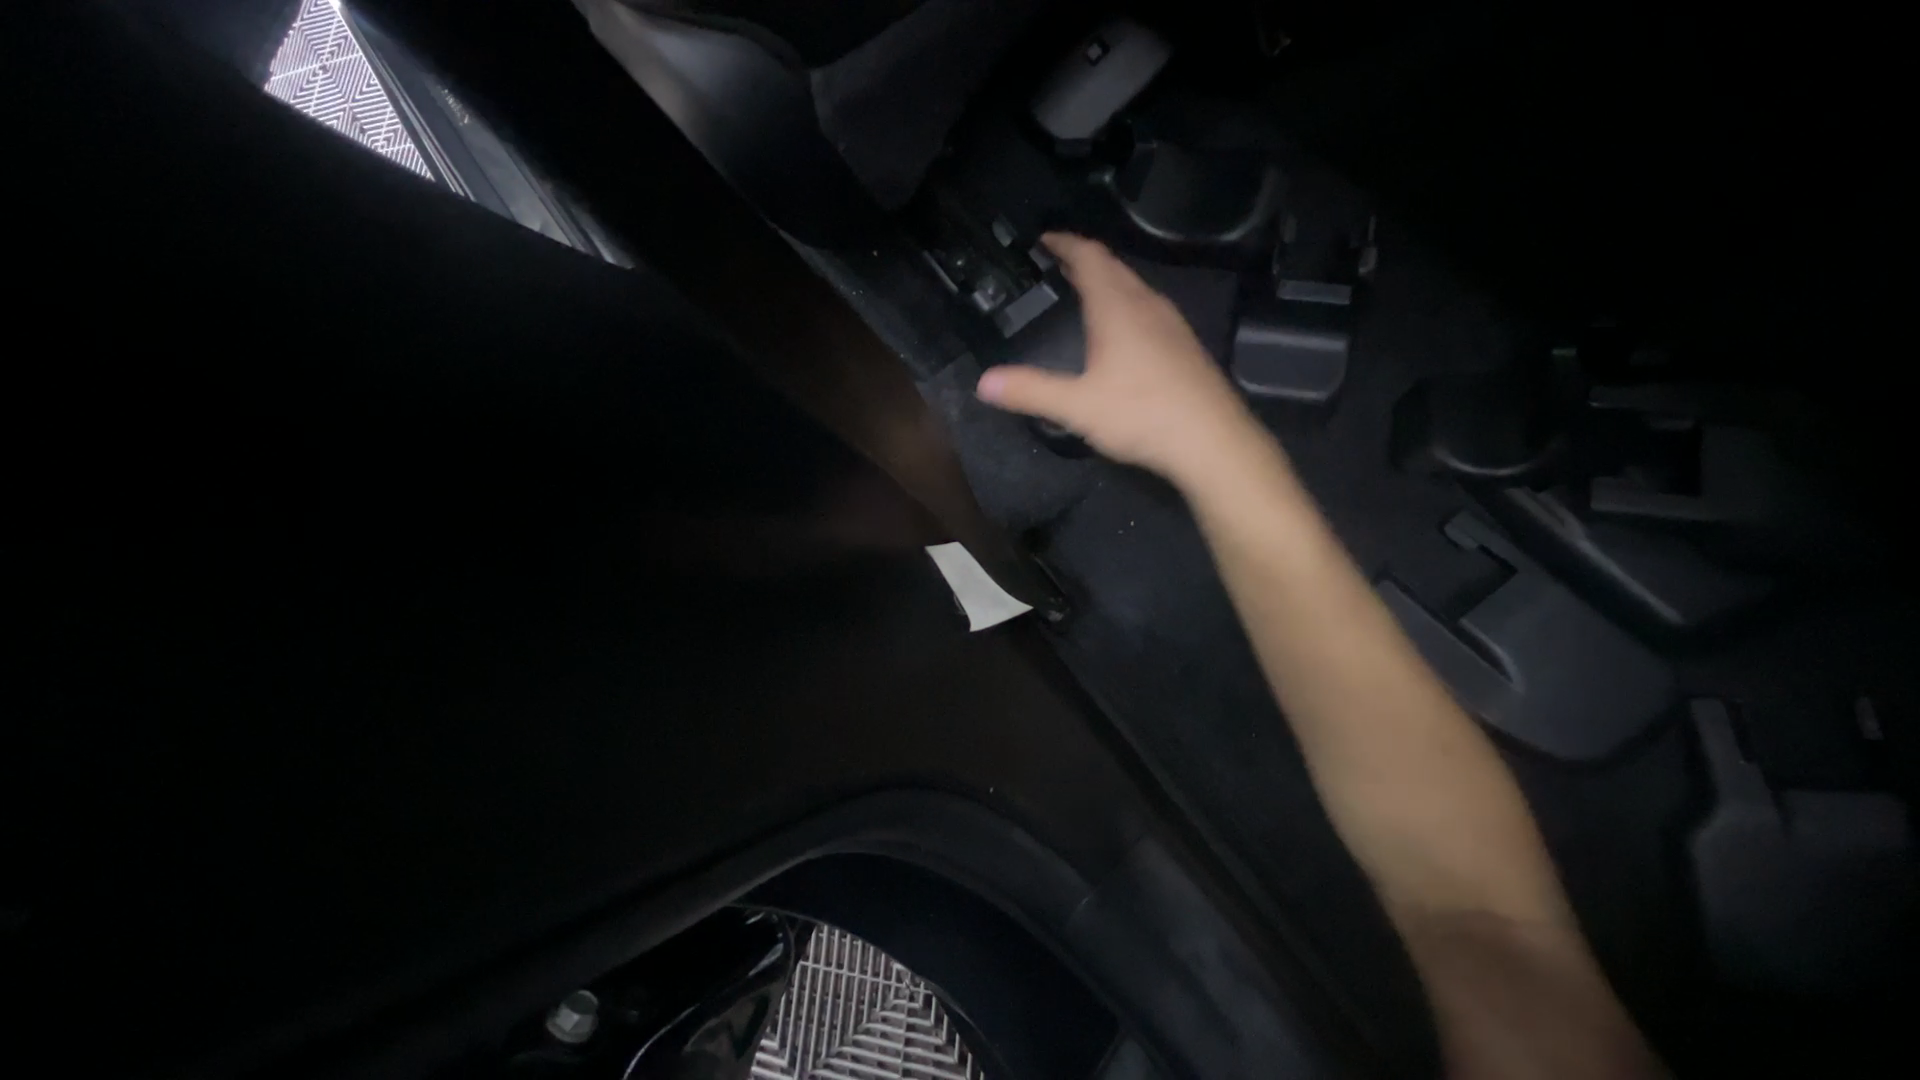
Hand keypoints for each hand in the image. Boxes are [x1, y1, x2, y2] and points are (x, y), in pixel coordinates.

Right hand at [975, 233, 1265, 486]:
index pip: (1089, 257)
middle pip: (1113, 268)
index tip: (1044, 240)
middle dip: (1084, 261)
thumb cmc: (1142, 415)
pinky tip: (1122, 334)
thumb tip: (984, 382)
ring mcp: (1171, 325)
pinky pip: (1149, 311)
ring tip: (1084, 293)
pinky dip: (1127, 306)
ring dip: (1108, 283)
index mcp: (1118, 308)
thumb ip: (1030, 391)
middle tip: (1057, 264)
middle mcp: (1147, 306)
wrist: (1212, 440)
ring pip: (1134, 289)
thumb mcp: (1077, 407)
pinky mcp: (1185, 347)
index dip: (1065, 243)